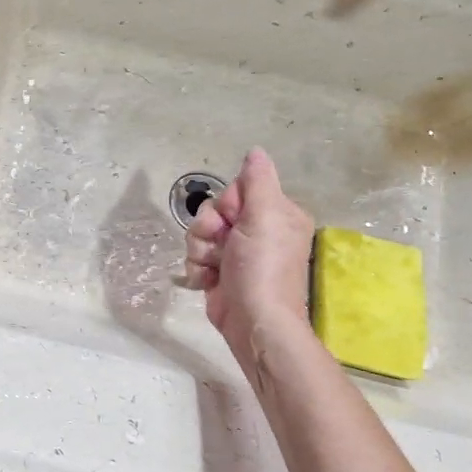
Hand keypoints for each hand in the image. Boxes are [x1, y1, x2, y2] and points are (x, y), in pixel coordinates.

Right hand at [183, 148, 314, 366]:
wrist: (253, 320)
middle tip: (222, 245)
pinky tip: (209, 279)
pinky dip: (197, 268)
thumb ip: (257, 181)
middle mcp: (258, 230)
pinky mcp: (218, 271)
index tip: (234, 222)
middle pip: (212, 211)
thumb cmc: (262, 268)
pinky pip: (195, 256)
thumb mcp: (264, 218)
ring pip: (199, 234)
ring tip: (215, 267)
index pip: (236, 190)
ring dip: (200, 250)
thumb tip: (256, 150)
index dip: (226, 204)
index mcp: (276, 214)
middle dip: (207, 229)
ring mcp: (236, 252)